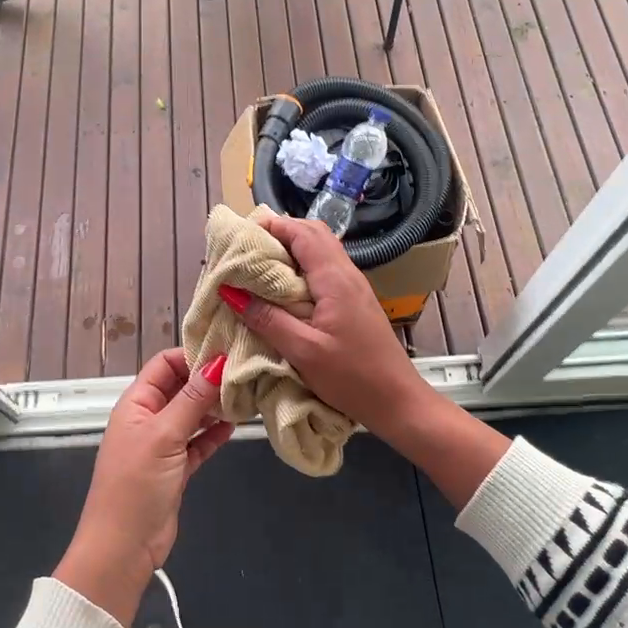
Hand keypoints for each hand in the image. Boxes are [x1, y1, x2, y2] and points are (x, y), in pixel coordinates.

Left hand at [53, 349, 235, 625]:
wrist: (123, 547)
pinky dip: (214, 434)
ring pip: (192, 415)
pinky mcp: (175, 470)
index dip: (192, 355)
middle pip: (180, 388)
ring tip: (248, 396)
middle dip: (209, 380)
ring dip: (215, 407)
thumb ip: (192, 399)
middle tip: (247, 372)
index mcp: (136, 403)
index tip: (228, 351)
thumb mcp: (165, 435)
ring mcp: (162, 445)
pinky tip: (236, 426)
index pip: (164, 364)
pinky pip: (198, 443)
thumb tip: (218, 361)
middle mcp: (148, 419)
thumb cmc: (136, 484)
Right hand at [220, 214, 434, 435]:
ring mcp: (353, 287)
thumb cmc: (352, 377)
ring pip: (319, 252)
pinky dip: (300, 271)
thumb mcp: (303, 351)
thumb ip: (267, 319)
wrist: (397, 401)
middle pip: (312, 234)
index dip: (271, 226)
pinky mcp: (353, 302)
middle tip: (246, 252)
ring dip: (289, 253)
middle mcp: (347, 274)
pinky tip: (281, 293)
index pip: (302, 231)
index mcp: (335, 278)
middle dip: (278, 235)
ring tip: (257, 271)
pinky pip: (323, 271)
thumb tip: (230, 291)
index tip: (240, 238)